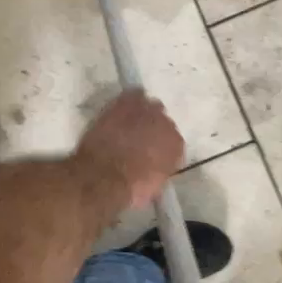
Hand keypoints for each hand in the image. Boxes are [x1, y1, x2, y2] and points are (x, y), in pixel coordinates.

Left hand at [75, 90, 183, 207]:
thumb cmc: (130, 188)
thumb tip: (156, 168)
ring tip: (130, 123)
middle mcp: (167, 124)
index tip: (150, 153)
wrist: (105, 175)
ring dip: (143, 113)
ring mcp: (146, 111)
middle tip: (139, 139)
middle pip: (163, 121)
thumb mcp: (153, 187)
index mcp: (176, 146)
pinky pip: (134, 94)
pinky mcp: (126, 103)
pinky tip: (124, 106)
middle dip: (153, 129)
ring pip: (150, 106)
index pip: (174, 142)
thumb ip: (159, 171)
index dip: (160, 147)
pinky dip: (130, 99)